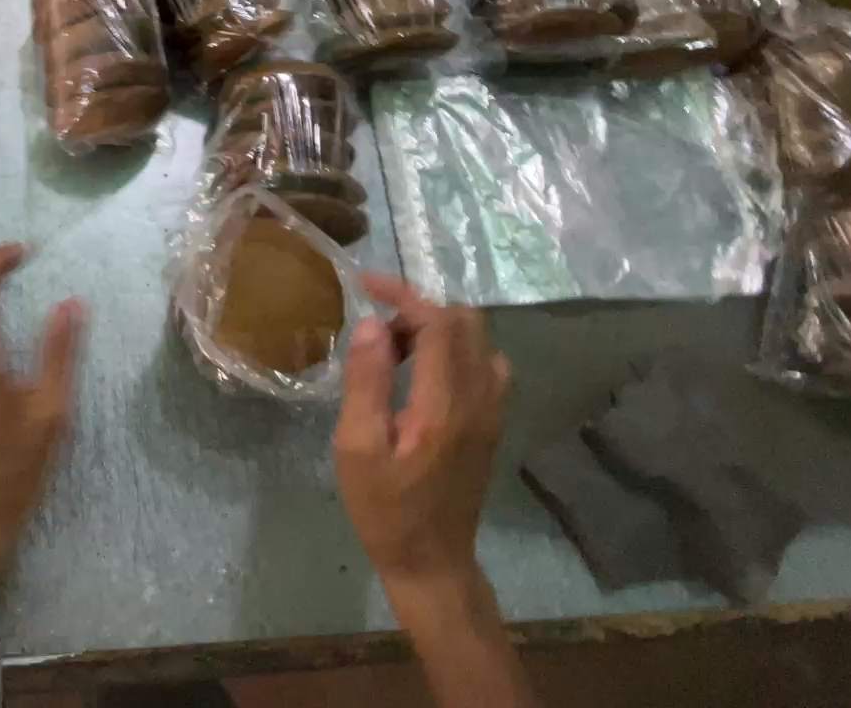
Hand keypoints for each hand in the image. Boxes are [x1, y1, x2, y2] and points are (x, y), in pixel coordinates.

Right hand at [334, 273, 509, 586]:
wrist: (432, 564)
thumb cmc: (385, 509)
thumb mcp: (357, 448)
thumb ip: (366, 382)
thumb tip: (370, 326)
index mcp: (445, 405)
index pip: (439, 324)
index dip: (404, 295)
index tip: (365, 286)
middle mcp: (480, 400)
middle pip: (466, 324)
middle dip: (420, 309)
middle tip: (376, 329)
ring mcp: (492, 413)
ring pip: (478, 342)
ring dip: (438, 330)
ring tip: (395, 350)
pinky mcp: (492, 425)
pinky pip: (482, 366)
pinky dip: (452, 351)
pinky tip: (421, 375)